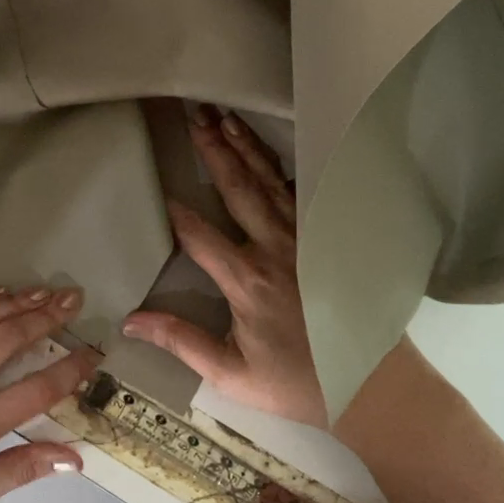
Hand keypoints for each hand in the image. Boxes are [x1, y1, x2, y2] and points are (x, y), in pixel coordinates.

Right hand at [121, 106, 328, 428]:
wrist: (373, 387)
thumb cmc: (296, 384)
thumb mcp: (230, 374)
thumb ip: (180, 341)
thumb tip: (130, 321)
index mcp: (246, 281)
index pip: (198, 234)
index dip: (174, 208)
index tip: (157, 181)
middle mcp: (276, 250)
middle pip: (237, 189)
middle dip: (213, 151)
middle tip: (195, 115)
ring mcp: (306, 241)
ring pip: (271, 183)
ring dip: (247, 148)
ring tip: (225, 118)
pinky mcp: (328, 243)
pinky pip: (303, 196)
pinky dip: (285, 169)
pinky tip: (273, 152)